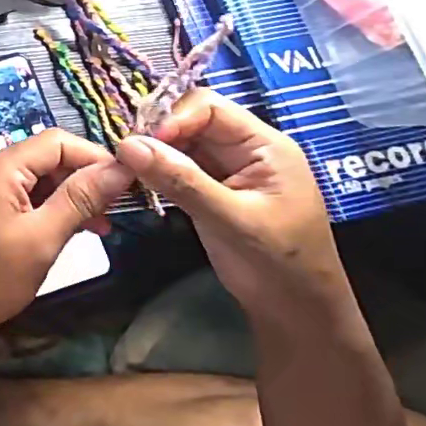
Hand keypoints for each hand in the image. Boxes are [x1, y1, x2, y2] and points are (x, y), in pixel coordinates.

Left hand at [0, 128, 134, 338]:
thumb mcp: (42, 240)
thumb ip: (80, 199)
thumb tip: (121, 168)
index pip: (56, 141)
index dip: (95, 157)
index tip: (128, 183)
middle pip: (45, 156)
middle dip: (83, 179)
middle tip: (117, 211)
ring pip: (35, 176)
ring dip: (67, 196)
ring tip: (101, 227)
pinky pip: (20, 192)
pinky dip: (46, 206)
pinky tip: (70, 229)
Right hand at [115, 90, 349, 325]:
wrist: (299, 317)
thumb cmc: (279, 267)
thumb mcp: (229, 221)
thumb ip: (180, 181)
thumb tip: (128, 145)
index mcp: (265, 145)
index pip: (210, 107)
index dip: (173, 117)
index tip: (142, 142)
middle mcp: (246, 148)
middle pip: (192, 119)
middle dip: (158, 132)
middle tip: (127, 153)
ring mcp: (228, 168)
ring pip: (182, 142)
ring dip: (155, 151)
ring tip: (128, 167)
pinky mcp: (213, 187)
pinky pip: (179, 164)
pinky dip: (158, 169)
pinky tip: (139, 178)